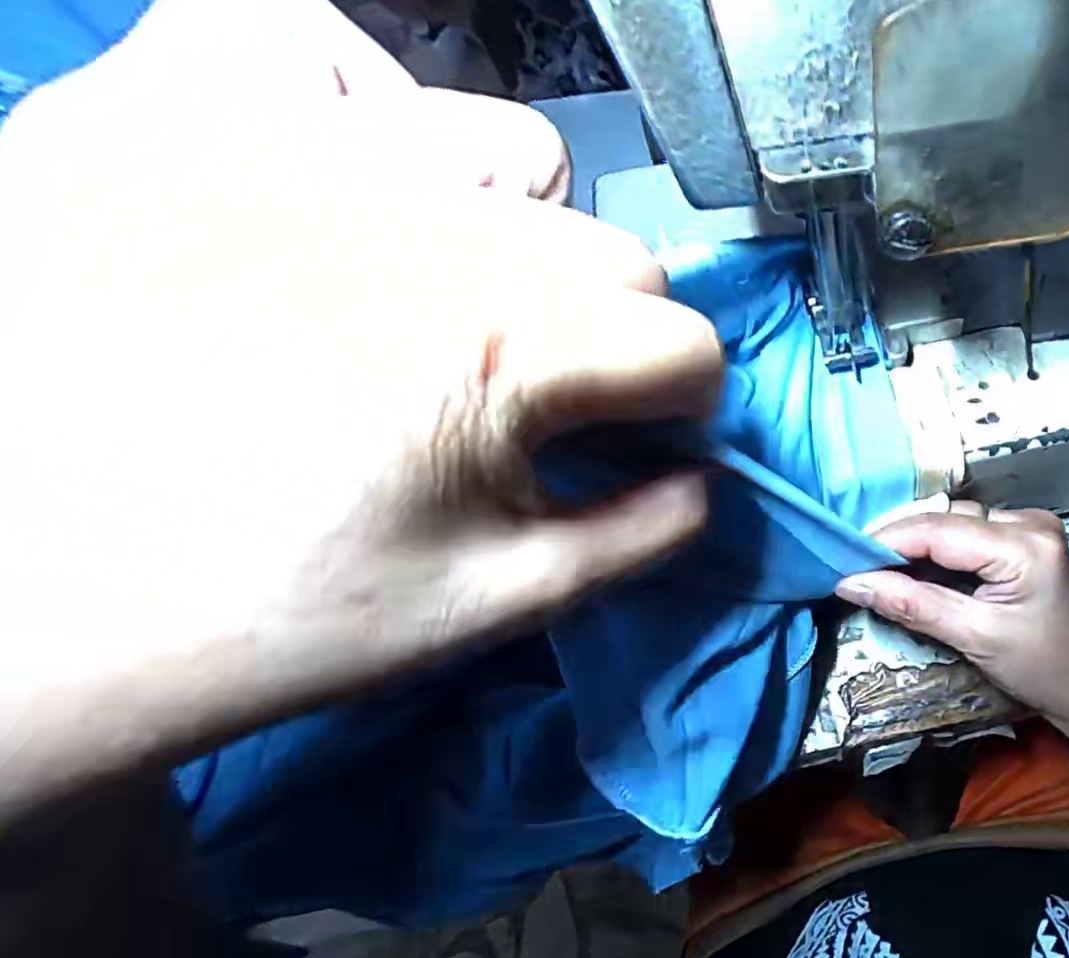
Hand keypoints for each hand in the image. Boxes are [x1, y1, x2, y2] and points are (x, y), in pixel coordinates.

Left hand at [0, 0, 719, 808]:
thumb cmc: (282, 612)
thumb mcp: (512, 597)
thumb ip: (650, 530)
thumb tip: (708, 475)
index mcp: (504, 347)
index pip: (690, 346)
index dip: (684, 409)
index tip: (636, 450)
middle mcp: (426, 220)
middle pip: (626, 260)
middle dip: (620, 339)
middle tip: (547, 405)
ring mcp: (297, 142)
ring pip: (528, 159)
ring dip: (535, 238)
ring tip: (465, 305)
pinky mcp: (181, 105)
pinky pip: (333, 53)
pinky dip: (381, 115)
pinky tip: (358, 200)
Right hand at [835, 504, 1068, 735]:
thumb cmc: (1040, 667)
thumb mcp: (973, 637)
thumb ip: (912, 604)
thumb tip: (852, 583)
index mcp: (1025, 546)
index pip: (940, 529)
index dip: (888, 541)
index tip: (846, 558)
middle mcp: (1031, 521)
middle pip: (948, 517)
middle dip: (899, 538)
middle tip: (856, 562)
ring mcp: (1031, 523)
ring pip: (956, 519)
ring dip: (917, 539)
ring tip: (878, 563)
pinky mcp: (1026, 533)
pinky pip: (971, 528)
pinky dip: (940, 544)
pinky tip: (915, 560)